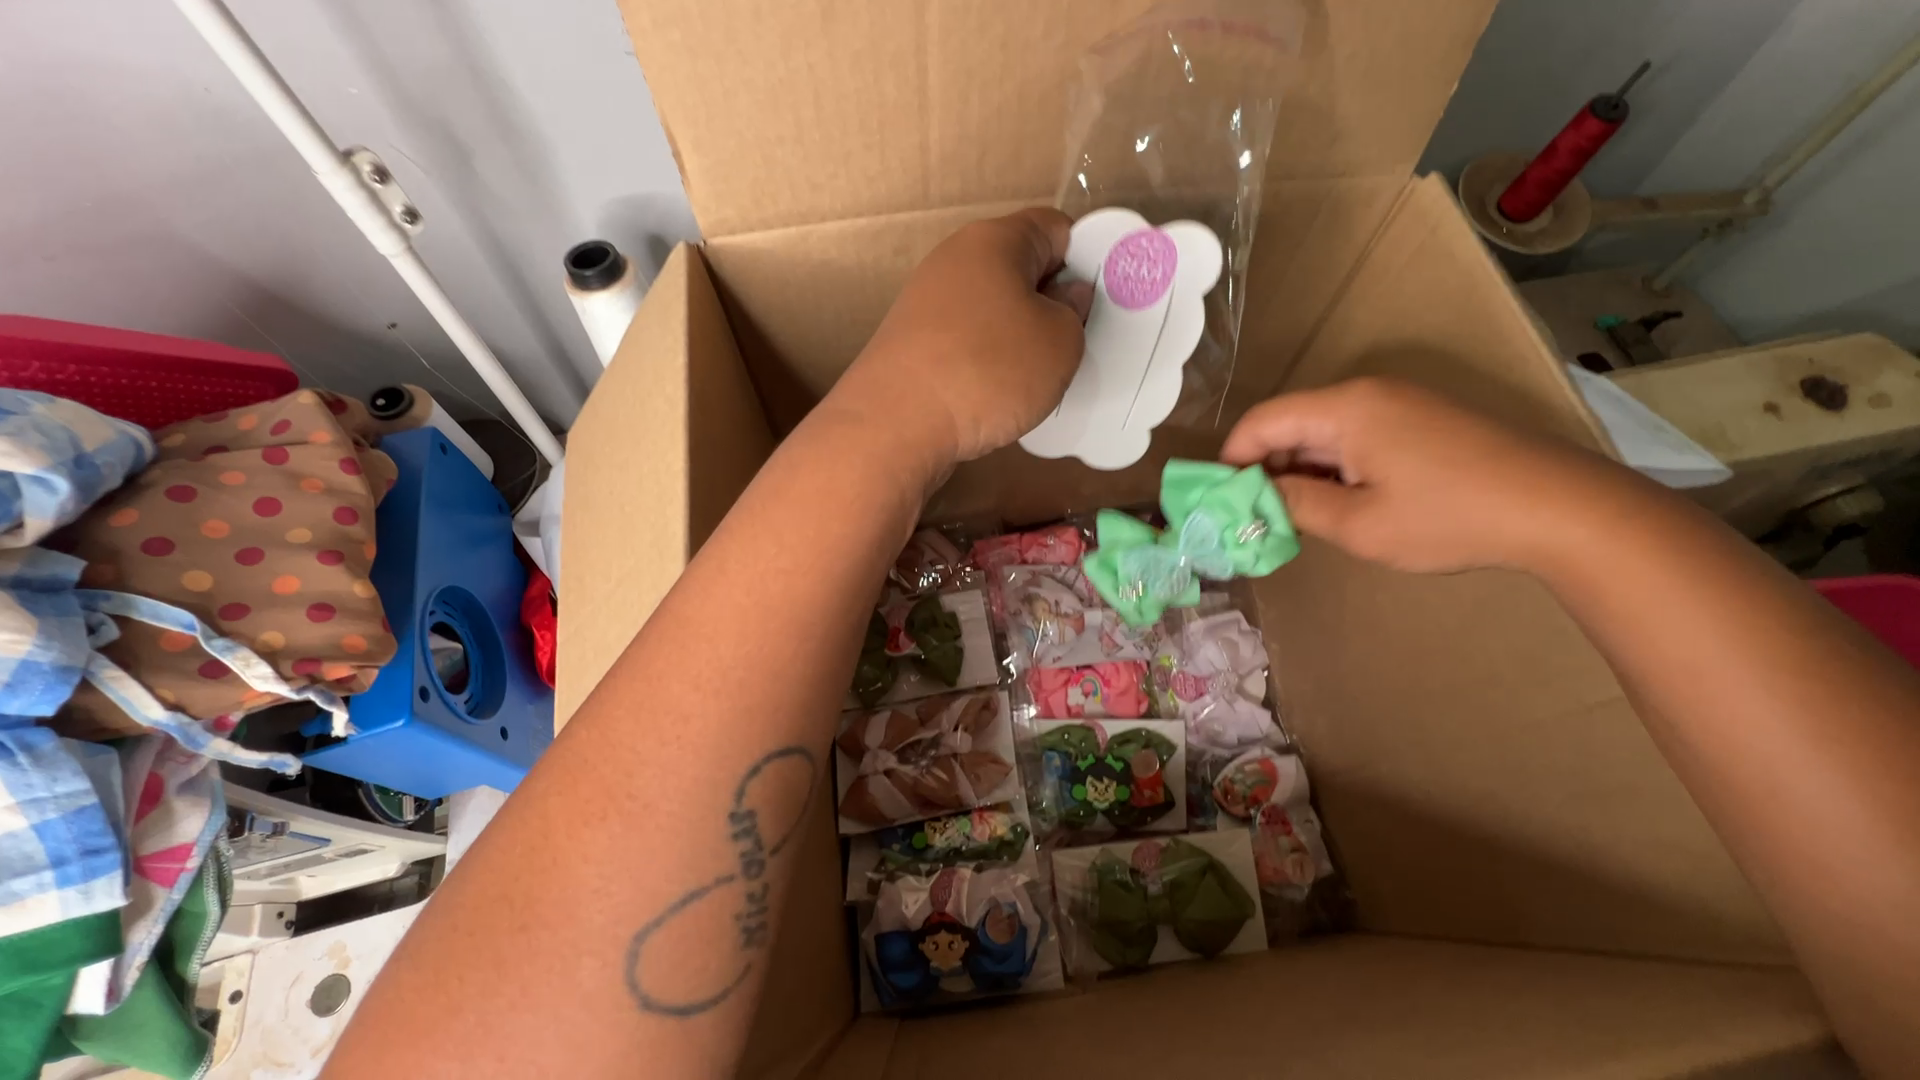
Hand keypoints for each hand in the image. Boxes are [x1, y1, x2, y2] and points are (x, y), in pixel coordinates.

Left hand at [836, 208, 1091, 463]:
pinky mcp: (913, 345)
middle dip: (1054, 302)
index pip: (1056, 228)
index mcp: (995, 240)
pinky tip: (1000, 395)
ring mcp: (928, 304)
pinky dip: (989, 362)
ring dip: (1022, 337)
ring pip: (994, 310)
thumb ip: (1074, 313)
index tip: (1104, 300)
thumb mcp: (1059, 343)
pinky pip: (968, 342)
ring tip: (1042, 376)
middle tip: (1080, 342)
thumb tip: (1064, 297)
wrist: (894, 426)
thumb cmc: (987, 371)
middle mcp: (955, 260)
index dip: (1087, 259)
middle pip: (1022, 269)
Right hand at [1220, 377, 1635, 573]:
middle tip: (1255, 517)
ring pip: (1323, 431)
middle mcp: (1366, 393)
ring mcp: (1398, 403)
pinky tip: (1342, 503)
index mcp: (1344, 409)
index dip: (1233, 459)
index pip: (1262, 421)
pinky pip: (1356, 436)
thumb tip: (1255, 498)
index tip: (1220, 500)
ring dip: (1301, 470)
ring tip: (1295, 518)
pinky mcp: (1421, 419)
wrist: (1557, 507)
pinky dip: (1335, 467)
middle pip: (1291, 423)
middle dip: (1265, 468)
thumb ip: (1295, 506)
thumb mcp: (1359, 524)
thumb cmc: (1448, 517)